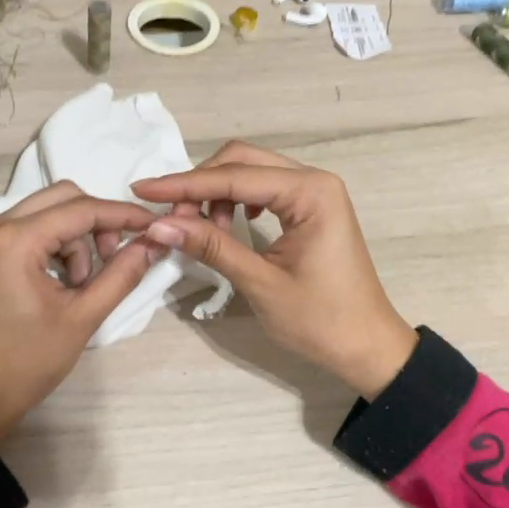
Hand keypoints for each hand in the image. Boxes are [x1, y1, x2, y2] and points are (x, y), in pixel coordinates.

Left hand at [0, 182, 162, 443]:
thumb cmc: (27, 361)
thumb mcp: (83, 317)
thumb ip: (122, 275)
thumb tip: (153, 244)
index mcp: (16, 240)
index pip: (81, 209)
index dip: (123, 215)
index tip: (154, 227)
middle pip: (62, 198)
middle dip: (96, 223)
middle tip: (113, 259)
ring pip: (45, 213)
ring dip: (74, 239)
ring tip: (80, 285)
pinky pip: (27, 231)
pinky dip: (52, 247)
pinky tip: (62, 284)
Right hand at [133, 141, 416, 398]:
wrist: (366, 346)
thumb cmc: (320, 320)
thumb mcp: (260, 283)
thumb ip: (211, 247)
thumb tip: (159, 225)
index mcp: (310, 192)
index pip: (233, 176)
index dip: (184, 184)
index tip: (142, 189)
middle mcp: (314, 180)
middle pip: (241, 161)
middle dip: (200, 185)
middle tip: (169, 218)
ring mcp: (314, 192)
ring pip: (249, 172)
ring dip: (216, 194)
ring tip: (199, 231)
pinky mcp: (309, 208)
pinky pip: (262, 189)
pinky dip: (234, 201)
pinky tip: (226, 226)